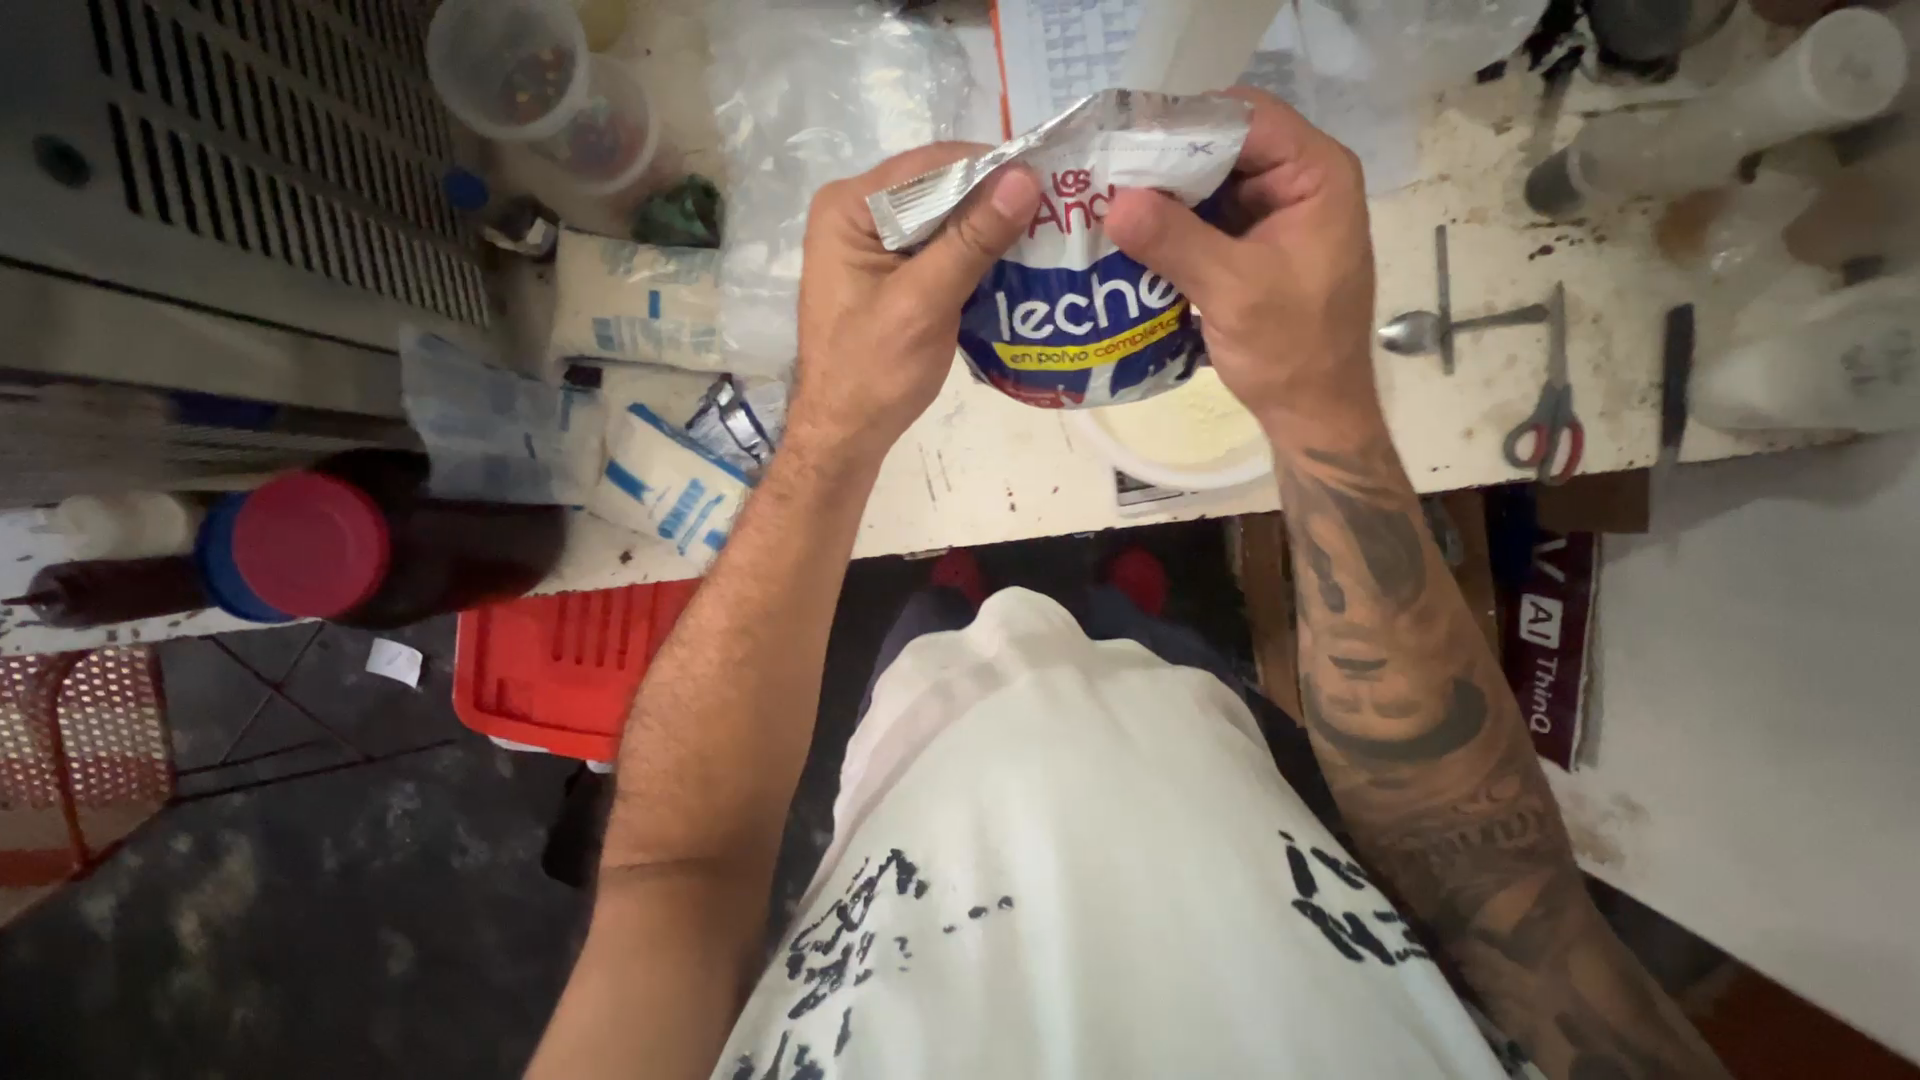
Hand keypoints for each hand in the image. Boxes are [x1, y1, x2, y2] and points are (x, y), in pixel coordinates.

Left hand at [790, 144, 1041, 463]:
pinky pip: (936, 249)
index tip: (1048, 180)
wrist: (845, 434)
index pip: (929, 165)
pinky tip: (1009, 264)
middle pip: (935, 188)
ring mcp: (870, 245)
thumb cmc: (874, 373)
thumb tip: (1024, 179)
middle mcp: (855, 214)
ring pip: (940, 219)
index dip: (989, 168)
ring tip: (1043, 234)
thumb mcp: (925, 302)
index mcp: (849, 208)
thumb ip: (971, 240)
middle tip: (1055, 209)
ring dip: (986, 229)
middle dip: (991, 200)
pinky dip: (970, 256)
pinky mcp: (887, 274)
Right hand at [1104, 87, 1379, 455]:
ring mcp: (1271, 216)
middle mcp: (1296, 183)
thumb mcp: (1234, 292)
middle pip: (1224, 147)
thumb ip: (1177, 242)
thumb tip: (1115, 202)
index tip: (1126, 142)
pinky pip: (1203, 221)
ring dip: (1162, 195)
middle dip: (1166, 161)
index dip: (1188, 123)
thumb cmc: (1291, 350)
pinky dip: (1169, 226)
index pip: (1248, 118)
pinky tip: (1127, 234)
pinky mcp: (1248, 247)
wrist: (1310, 410)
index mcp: (1316, 176)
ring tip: (1105, 199)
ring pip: (1208, 184)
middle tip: (1105, 172)